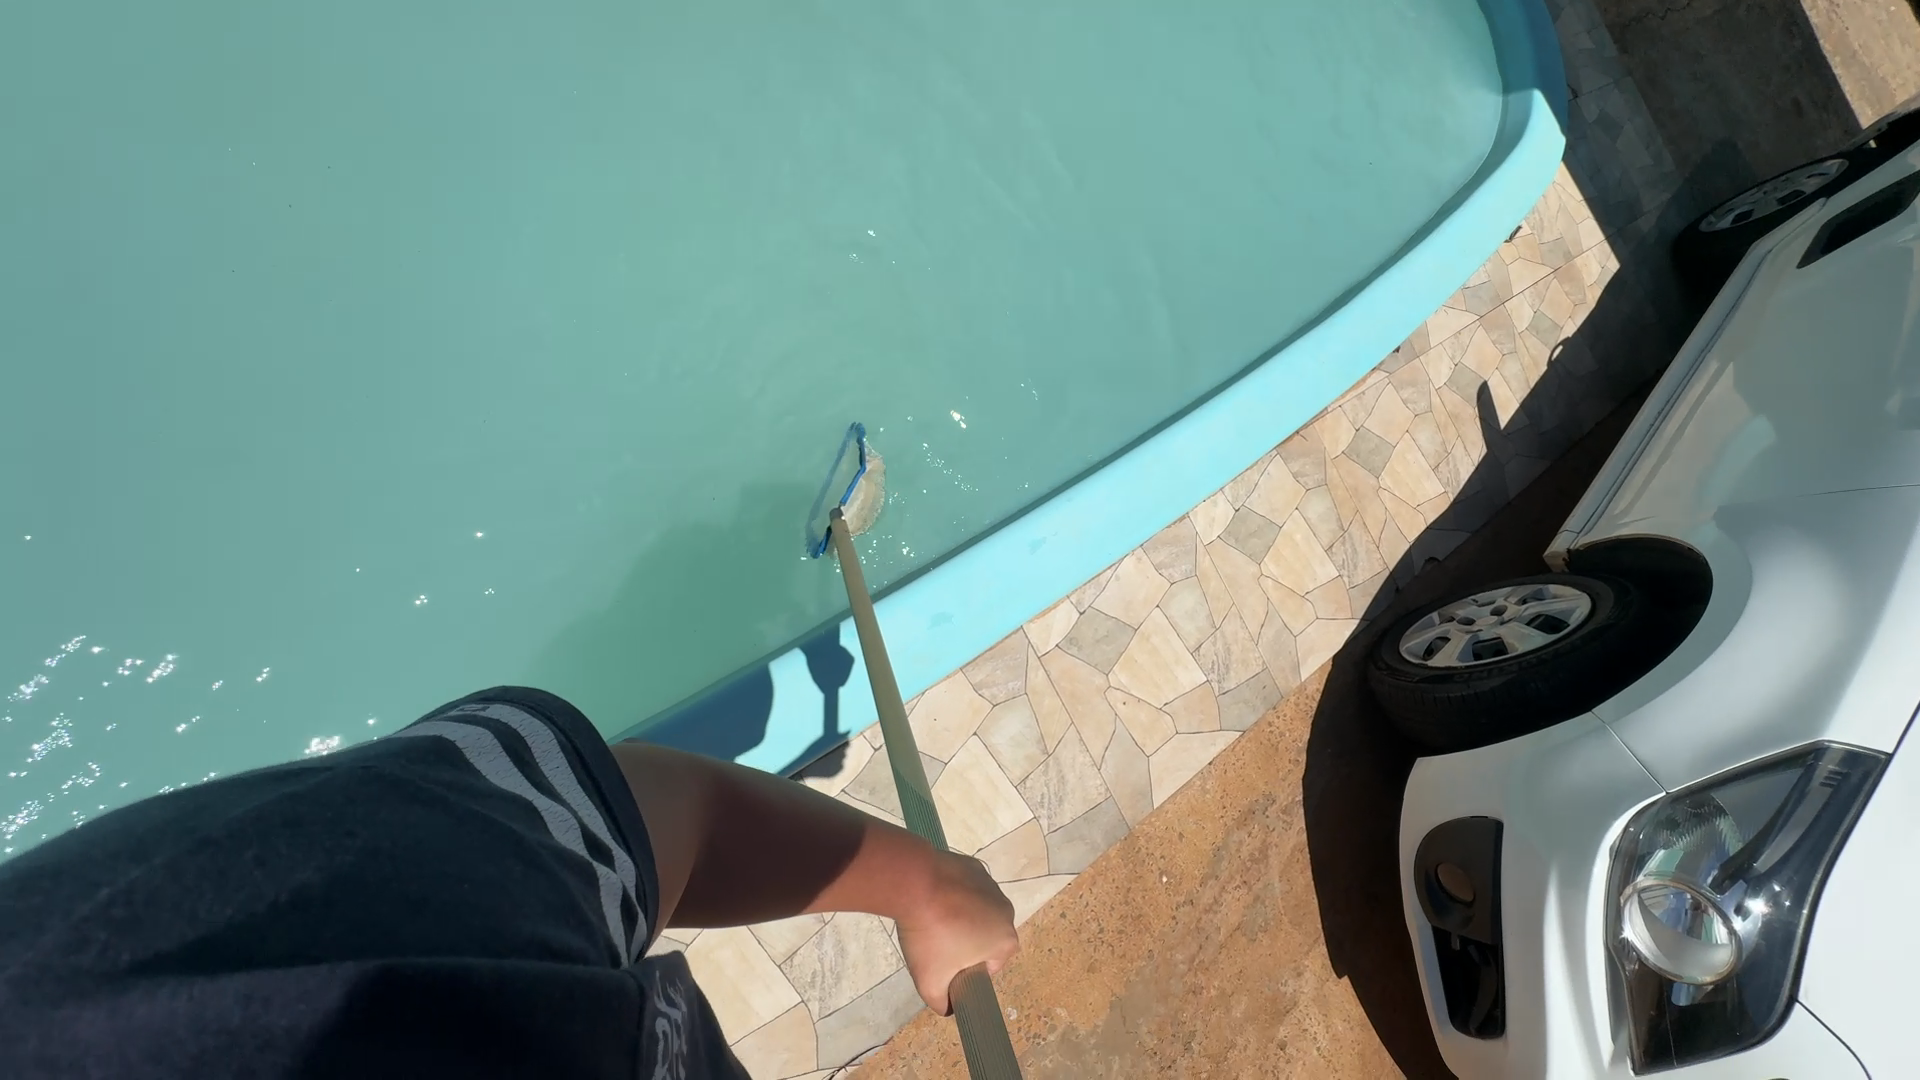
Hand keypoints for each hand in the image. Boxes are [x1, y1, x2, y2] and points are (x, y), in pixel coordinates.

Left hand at [894, 851, 1018, 1014]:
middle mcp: (1005, 910)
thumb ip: (943, 1004)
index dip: (966, 970)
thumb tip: (948, 1005)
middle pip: (986, 937)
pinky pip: (966, 889)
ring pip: (977, 911)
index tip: (945, 964)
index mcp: (1005, 940)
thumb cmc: (930, 935)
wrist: (914, 882)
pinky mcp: (973, 866)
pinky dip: (954, 895)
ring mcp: (990, 884)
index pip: (989, 966)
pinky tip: (933, 896)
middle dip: (965, 943)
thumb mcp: (930, 985)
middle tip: (937, 943)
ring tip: (932, 918)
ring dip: (960, 917)